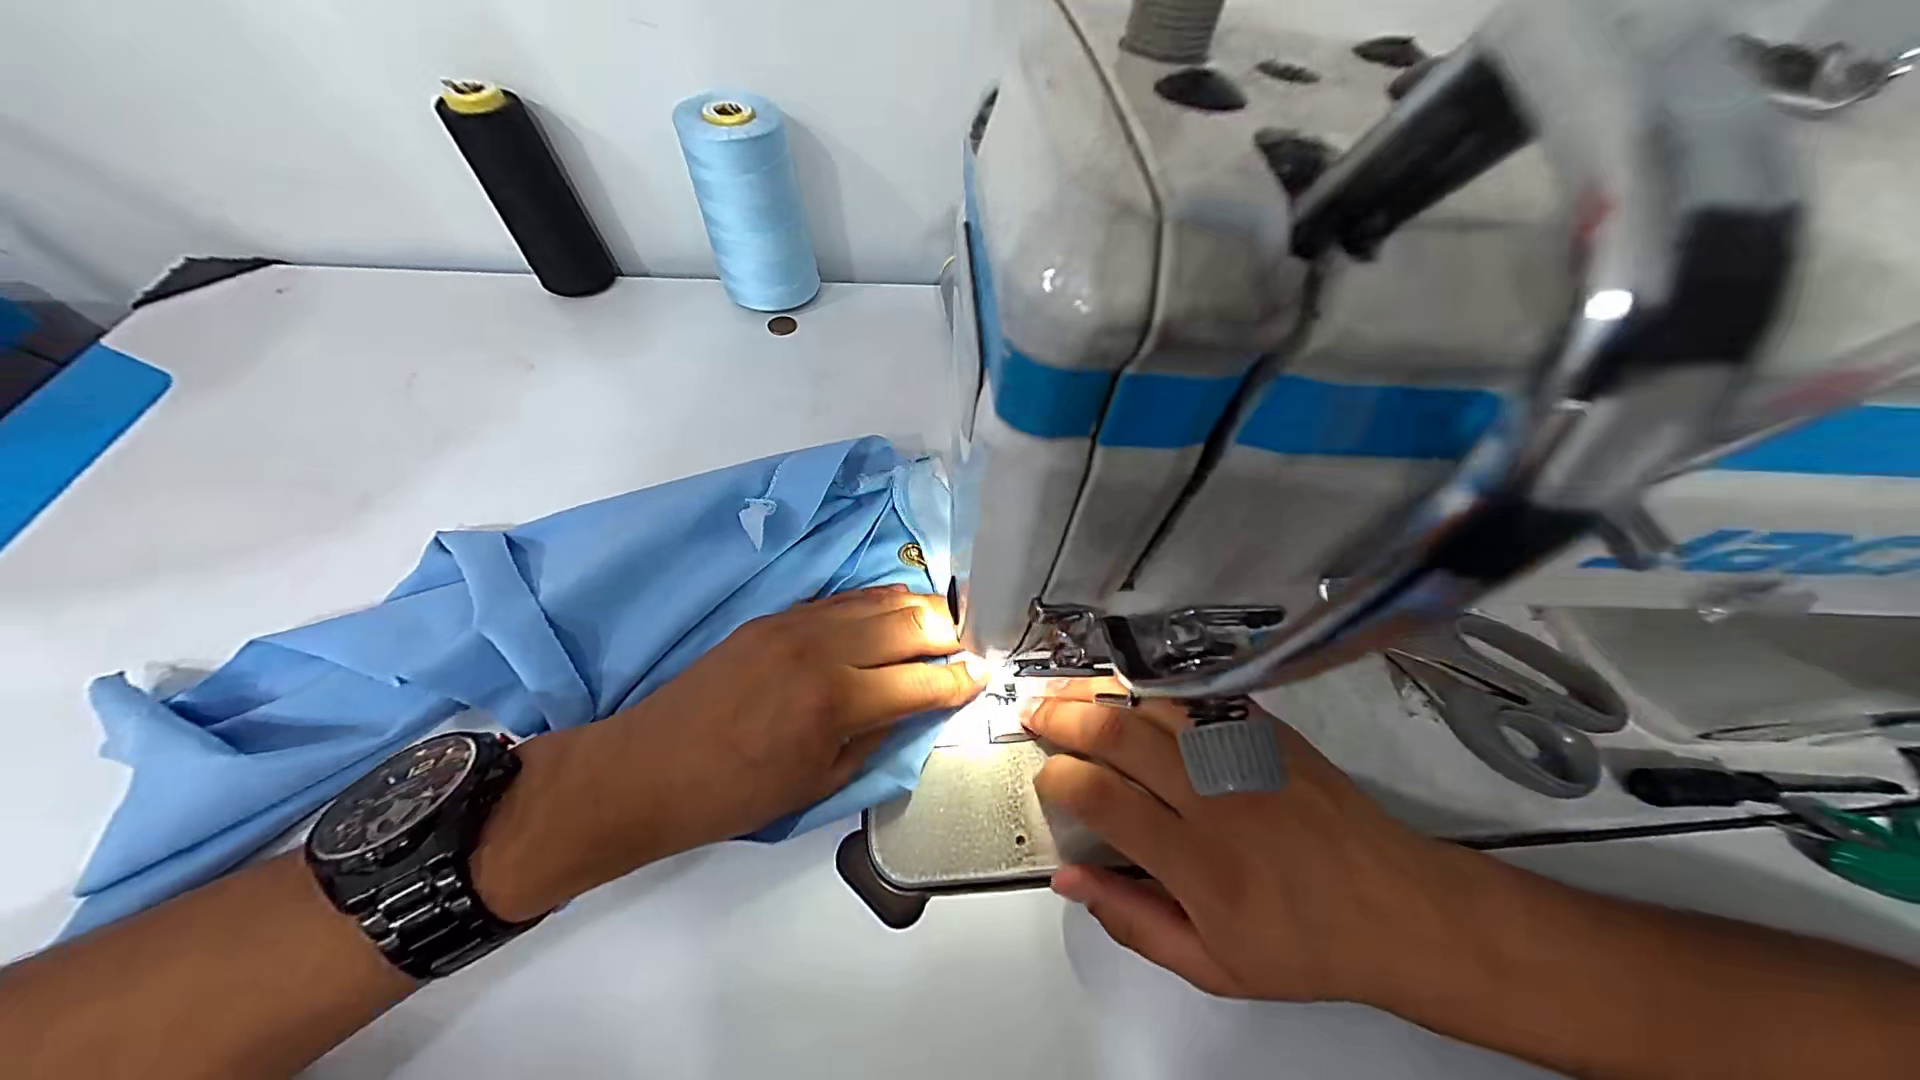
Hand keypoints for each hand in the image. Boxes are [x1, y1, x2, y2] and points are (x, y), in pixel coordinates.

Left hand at [473, 586, 987, 918]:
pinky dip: (877, 603)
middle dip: (950, 634)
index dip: (961, 679)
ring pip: (881, 600)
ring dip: (919, 611)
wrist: (649, 767)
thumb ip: (879, 737)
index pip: (923, 681)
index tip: (983, 675)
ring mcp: (797, 624)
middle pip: (911, 624)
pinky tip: (891, 611)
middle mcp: (823, 650)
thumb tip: (917, 705)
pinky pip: (843, 598)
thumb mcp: (822, 782)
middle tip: (964, 647)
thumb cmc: (736, 793)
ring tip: (939, 625)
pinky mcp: (776, 615)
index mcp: (837, 703)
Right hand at [1023, 681, 1489, 1009]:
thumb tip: (1069, 880)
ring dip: (1100, 695)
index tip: (1046, 777)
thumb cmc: (1303, 945)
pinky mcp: (1265, 731)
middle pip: (1118, 735)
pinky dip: (1152, 691)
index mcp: (1197, 860)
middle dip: (1063, 717)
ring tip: (1067, 695)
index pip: (1102, 798)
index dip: (1059, 778)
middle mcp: (1214, 795)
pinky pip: (1194, 697)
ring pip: (1151, 705)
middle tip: (1035, 713)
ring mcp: (1241, 754)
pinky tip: (1128, 692)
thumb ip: (1131, 920)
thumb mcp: (1211, 964)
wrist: (1397, 907)